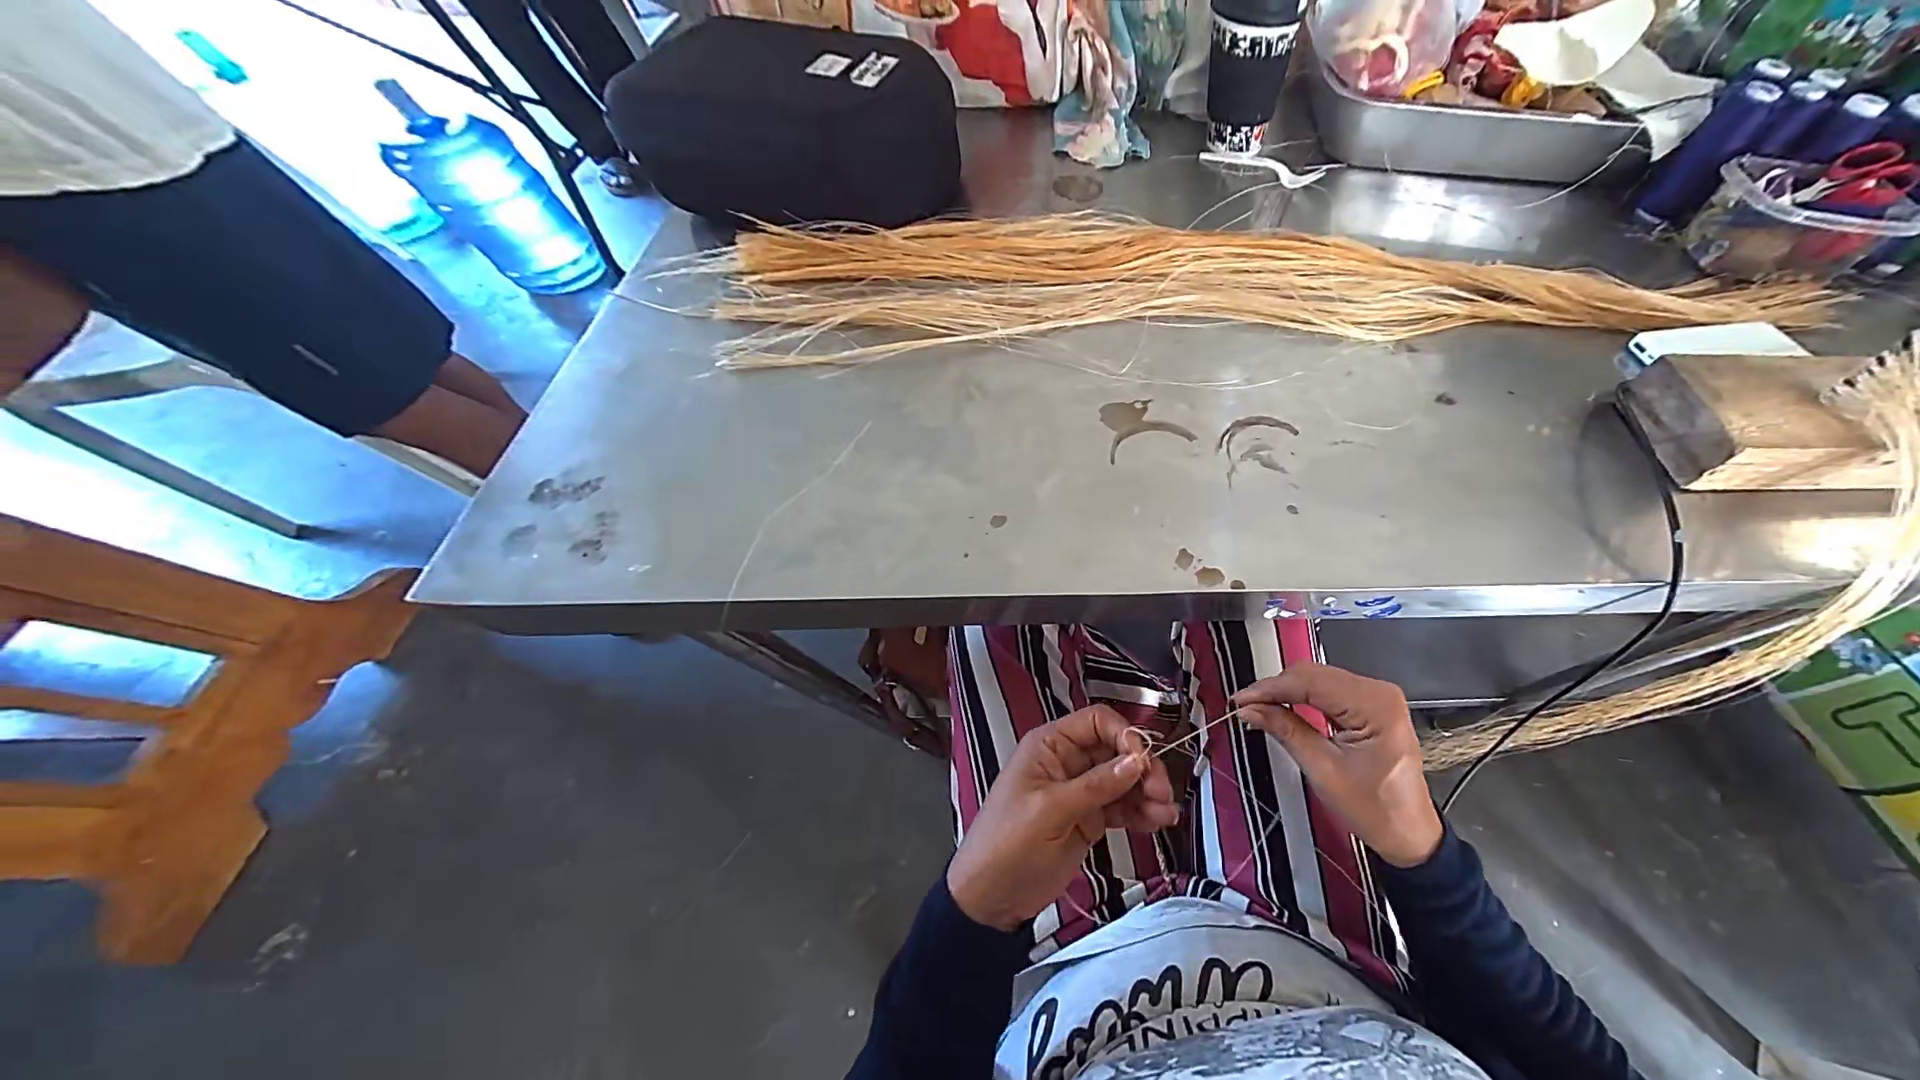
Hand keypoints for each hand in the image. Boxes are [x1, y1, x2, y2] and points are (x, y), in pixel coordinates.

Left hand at [947, 705, 1179, 931]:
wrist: (992, 895)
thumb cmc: (1006, 843)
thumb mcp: (1049, 810)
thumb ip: (1094, 785)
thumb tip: (1135, 761)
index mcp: (1049, 745)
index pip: (1096, 722)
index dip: (1124, 735)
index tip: (1143, 761)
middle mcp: (1067, 761)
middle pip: (1117, 749)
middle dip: (1143, 767)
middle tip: (1160, 792)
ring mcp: (1080, 790)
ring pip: (1125, 778)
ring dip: (1148, 791)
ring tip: (1164, 813)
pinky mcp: (1090, 818)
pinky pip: (1123, 806)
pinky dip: (1142, 811)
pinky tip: (1158, 821)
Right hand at [1232, 663, 1442, 867]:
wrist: (1408, 831)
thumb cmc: (1377, 809)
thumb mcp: (1322, 770)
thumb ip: (1285, 730)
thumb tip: (1252, 709)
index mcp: (1376, 707)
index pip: (1309, 683)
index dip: (1269, 689)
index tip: (1242, 700)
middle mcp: (1380, 694)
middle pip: (1312, 674)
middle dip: (1275, 688)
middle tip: (1247, 706)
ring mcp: (1376, 697)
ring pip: (1316, 678)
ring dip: (1285, 691)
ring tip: (1259, 708)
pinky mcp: (1370, 704)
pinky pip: (1326, 688)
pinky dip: (1300, 696)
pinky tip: (1282, 707)